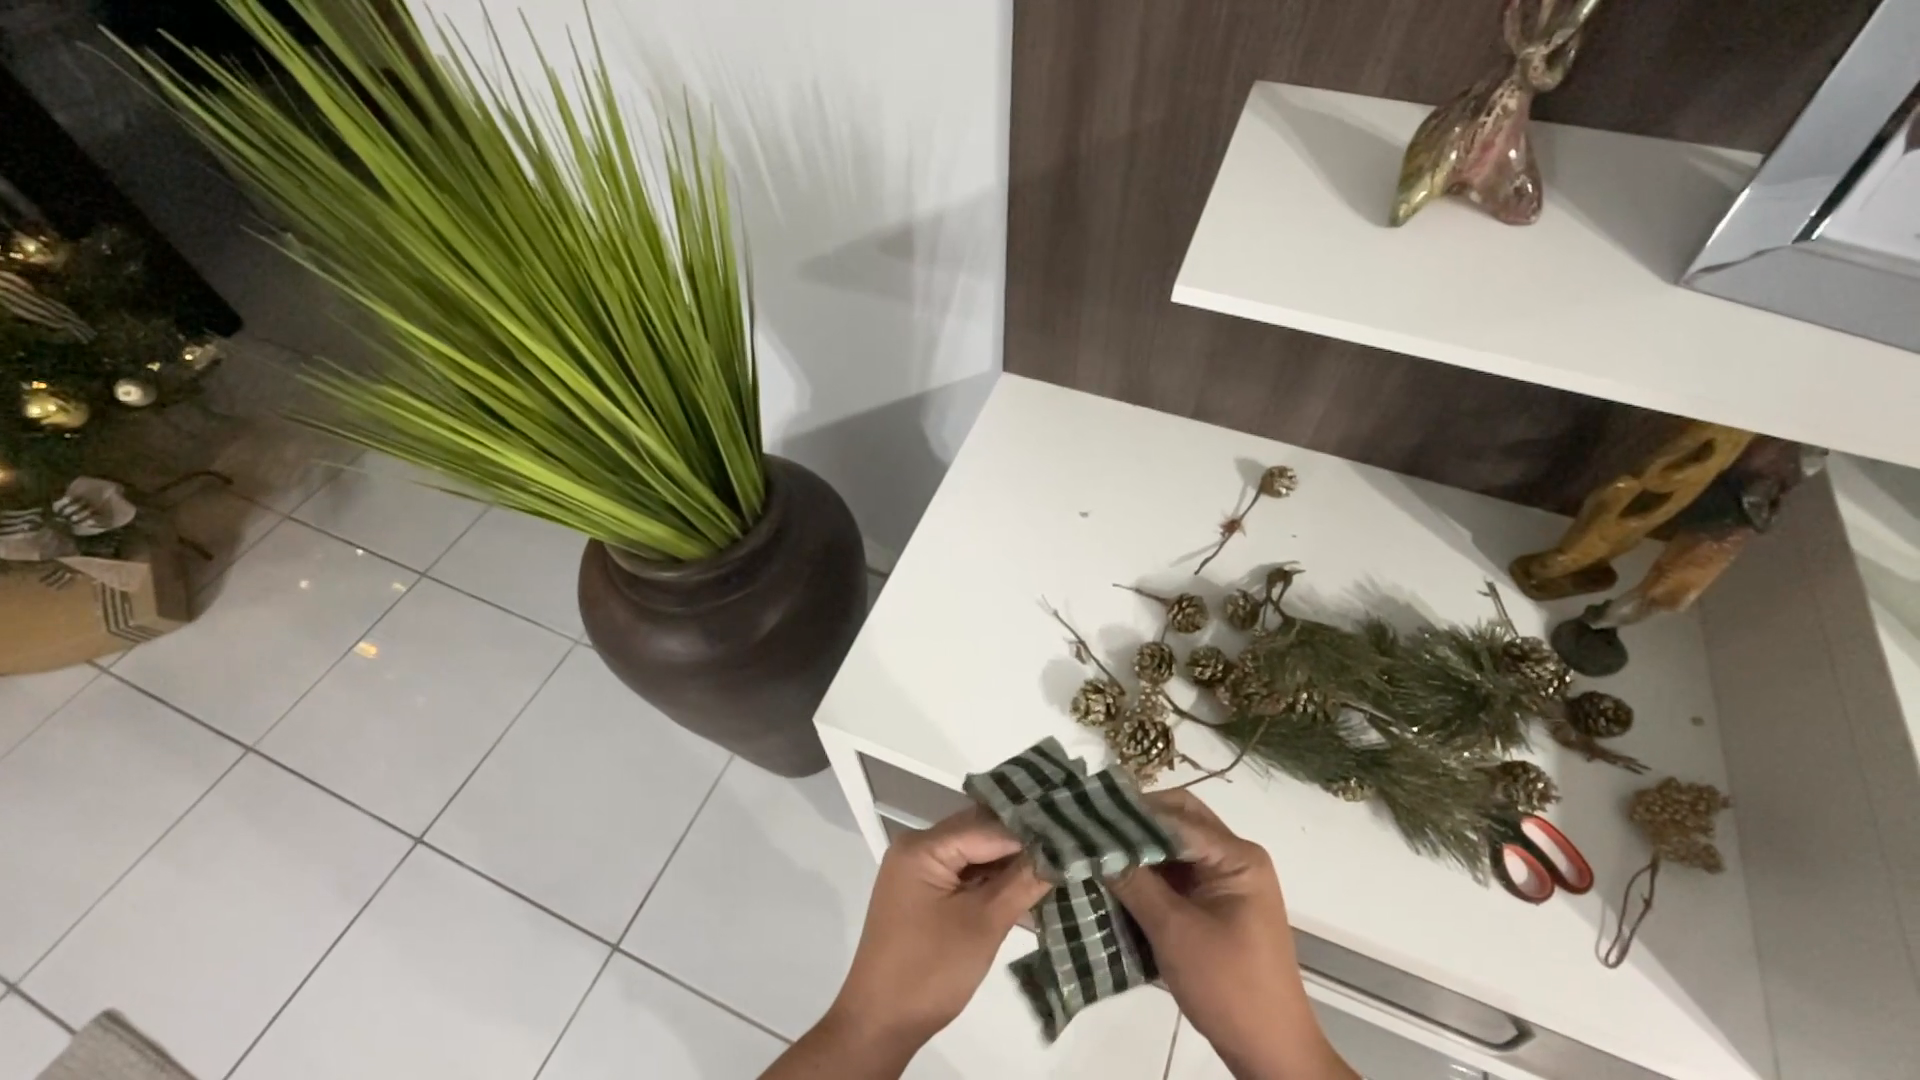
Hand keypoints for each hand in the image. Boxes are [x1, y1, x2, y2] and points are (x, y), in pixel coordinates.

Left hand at [828, 806, 1050, 1048]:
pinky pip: (964, 873)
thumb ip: (1023, 882)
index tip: (1073, 834)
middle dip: (1022, 843)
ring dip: (1010, 862)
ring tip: (1057, 864)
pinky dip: (992, 880)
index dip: (1030, 831)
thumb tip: (1061, 851)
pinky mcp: (923, 892)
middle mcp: (917, 848)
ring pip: (974, 853)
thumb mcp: (984, 924)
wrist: (881, 1023)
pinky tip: (1027, 885)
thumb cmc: (930, 971)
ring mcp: (918, 870)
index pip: (987, 826)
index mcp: (923, 847)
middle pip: (979, 833)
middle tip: (1069, 848)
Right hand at [1112, 790, 1356, 1079]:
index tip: (1084, 817)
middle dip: (1132, 826)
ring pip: (1172, 849)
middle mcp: (1233, 859)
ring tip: (1092, 854)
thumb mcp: (1174, 931)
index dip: (1129, 813)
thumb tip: (1091, 843)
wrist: (1270, 1050)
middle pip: (1176, 823)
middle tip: (1087, 832)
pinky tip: (1113, 884)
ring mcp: (1225, 883)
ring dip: (1137, 851)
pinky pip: (1175, 877)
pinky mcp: (1215, 906)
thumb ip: (1133, 881)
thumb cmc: (1228, 987)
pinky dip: (1146, 877)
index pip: (1175, 815)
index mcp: (1236, 856)